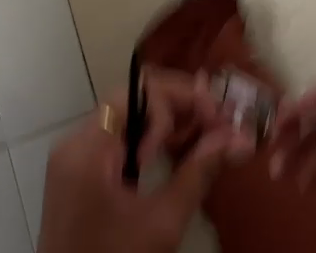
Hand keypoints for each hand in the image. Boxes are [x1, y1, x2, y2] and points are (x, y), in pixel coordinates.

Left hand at [37, 68, 254, 252]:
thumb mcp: (162, 222)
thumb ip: (200, 172)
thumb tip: (240, 138)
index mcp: (88, 148)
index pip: (140, 92)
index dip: (182, 97)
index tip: (216, 118)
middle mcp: (76, 142)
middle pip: (134, 100)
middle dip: (180, 108)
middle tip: (218, 126)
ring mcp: (75, 158)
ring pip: (129, 117)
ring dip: (169, 123)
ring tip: (203, 139)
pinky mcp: (80, 174)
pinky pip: (120, 138)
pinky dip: (150, 140)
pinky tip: (176, 154)